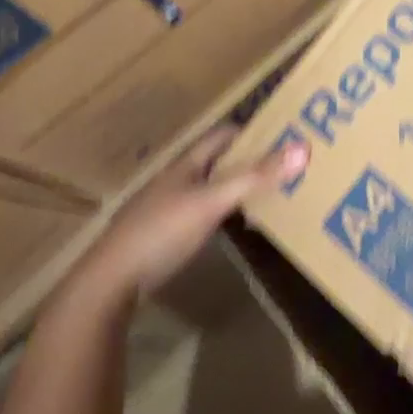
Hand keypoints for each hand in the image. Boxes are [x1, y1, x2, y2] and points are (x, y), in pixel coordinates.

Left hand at [69, 125, 308, 304]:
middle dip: (248, 159)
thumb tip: (304, 147)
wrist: (109, 282)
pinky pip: (200, 213)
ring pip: (208, 187)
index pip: (222, 135)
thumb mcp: (214, 202)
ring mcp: (165, 208)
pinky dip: (221, 212)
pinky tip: (235, 226)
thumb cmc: (162, 232)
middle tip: (284, 165)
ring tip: (268, 194)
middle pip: (216, 160)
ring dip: (235, 187)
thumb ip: (257, 177)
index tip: (284, 136)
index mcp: (185, 164)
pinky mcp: (161, 235)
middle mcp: (174, 180)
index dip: (252, 131)